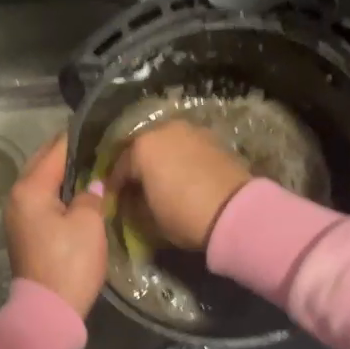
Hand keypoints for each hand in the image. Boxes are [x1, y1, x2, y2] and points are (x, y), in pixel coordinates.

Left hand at [5, 136, 108, 315]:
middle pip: (44, 163)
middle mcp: (16, 197)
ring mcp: (17, 216)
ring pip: (42, 183)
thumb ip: (91, 195)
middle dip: (69, 154)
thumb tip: (92, 184)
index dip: (79, 137)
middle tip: (100, 146)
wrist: (48, 311)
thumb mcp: (88, 224)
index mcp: (29, 188)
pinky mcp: (24, 233)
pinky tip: (79, 194)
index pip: (56, 149)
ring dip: (64, 175)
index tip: (100, 126)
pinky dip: (59, 194)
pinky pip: (42, 202)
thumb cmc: (69, 264)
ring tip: (93, 167)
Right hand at [107, 121, 252, 250]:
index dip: (115, 188)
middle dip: (138, 168)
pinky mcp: (214, 139)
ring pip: (167, 145)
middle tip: (137, 189)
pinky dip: (182, 159)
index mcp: (142, 147)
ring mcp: (192, 131)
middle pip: (143, 149)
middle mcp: (164, 130)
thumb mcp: (148, 218)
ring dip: (161, 161)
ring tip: (162, 182)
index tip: (114, 203)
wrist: (234, 212)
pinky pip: (188, 148)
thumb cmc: (183, 215)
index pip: (119, 169)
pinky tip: (183, 176)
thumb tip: (132, 201)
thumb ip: (134, 205)